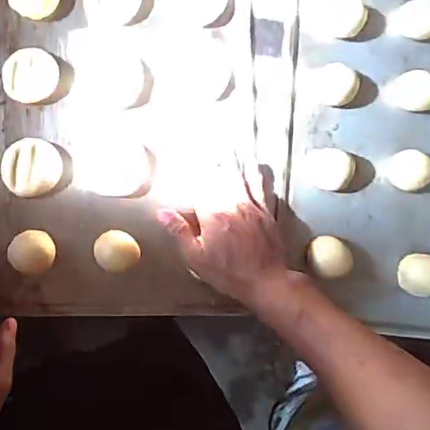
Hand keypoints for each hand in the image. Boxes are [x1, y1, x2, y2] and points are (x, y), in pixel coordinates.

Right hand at [157, 160, 293, 305]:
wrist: (266, 281)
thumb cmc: (228, 272)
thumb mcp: (196, 257)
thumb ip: (179, 232)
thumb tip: (163, 213)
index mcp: (213, 213)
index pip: (198, 187)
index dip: (190, 174)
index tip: (183, 162)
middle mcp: (233, 203)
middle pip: (220, 175)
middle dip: (212, 162)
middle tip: (206, 149)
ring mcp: (253, 206)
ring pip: (241, 176)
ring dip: (233, 162)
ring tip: (228, 148)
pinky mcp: (267, 212)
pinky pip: (261, 186)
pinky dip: (256, 174)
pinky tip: (254, 167)